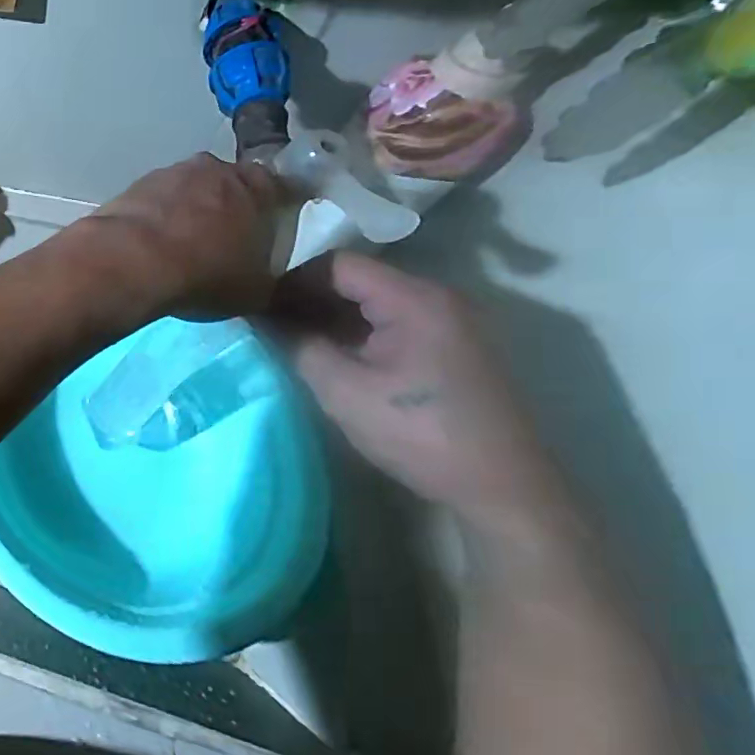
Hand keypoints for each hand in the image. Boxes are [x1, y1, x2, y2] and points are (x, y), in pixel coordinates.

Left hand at [74, 152, 286, 321]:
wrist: (131, 261)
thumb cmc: (206, 274)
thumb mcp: (255, 291)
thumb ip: (266, 274)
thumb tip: (259, 276)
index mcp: (258, 186)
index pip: (283, 189)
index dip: (279, 208)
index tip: (272, 227)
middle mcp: (215, 169)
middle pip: (228, 184)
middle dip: (227, 206)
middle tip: (222, 238)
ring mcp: (168, 173)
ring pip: (186, 189)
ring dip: (186, 209)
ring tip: (178, 243)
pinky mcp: (131, 186)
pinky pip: (152, 201)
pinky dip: (153, 217)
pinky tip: (147, 243)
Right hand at [268, 252, 567, 530]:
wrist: (502, 490)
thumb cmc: (418, 432)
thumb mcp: (340, 388)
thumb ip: (293, 342)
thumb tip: (252, 316)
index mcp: (415, 299)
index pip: (335, 264)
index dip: (288, 278)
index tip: (251, 300)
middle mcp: (436, 297)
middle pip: (352, 277)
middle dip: (301, 295)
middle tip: (259, 317)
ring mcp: (446, 320)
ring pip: (366, 298)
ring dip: (322, 312)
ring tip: (281, 333)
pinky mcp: (447, 344)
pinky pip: (385, 318)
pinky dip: (348, 327)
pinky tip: (320, 348)